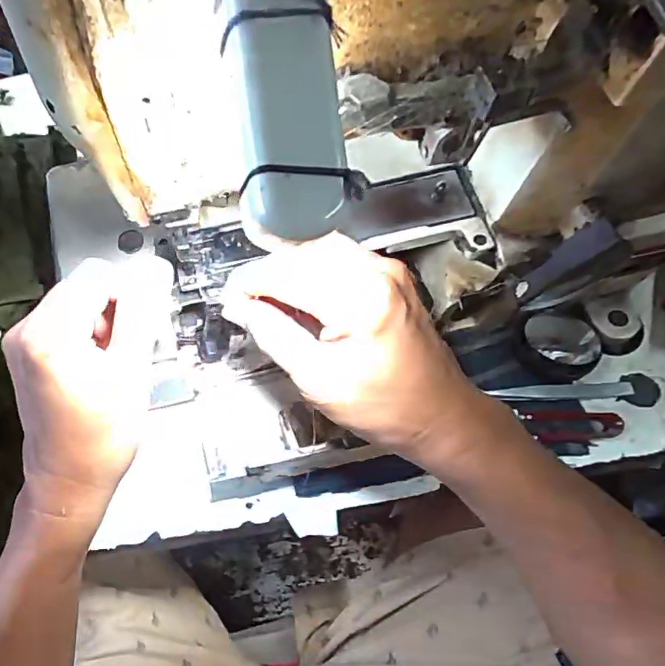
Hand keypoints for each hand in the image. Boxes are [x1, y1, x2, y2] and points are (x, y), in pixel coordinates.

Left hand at [4, 256, 171, 520]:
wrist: (67, 479)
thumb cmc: (97, 440)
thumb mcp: (130, 371)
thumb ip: (139, 314)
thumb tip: (150, 274)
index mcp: (47, 336)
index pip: (95, 278)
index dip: (128, 291)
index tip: (146, 314)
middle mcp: (25, 334)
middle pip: (81, 286)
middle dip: (112, 308)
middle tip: (127, 347)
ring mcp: (20, 343)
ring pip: (73, 303)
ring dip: (100, 321)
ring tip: (112, 362)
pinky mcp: (24, 353)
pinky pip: (61, 323)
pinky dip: (84, 333)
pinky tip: (97, 364)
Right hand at [221, 233, 510, 466]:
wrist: (436, 414)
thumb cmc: (385, 405)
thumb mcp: (315, 378)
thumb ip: (273, 335)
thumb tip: (241, 309)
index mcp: (359, 299)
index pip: (286, 274)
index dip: (249, 284)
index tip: (228, 299)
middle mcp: (377, 275)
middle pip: (302, 255)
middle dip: (265, 273)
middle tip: (240, 299)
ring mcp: (387, 274)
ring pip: (320, 251)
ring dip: (285, 267)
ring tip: (262, 295)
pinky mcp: (390, 280)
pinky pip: (340, 259)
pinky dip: (309, 269)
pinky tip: (294, 290)